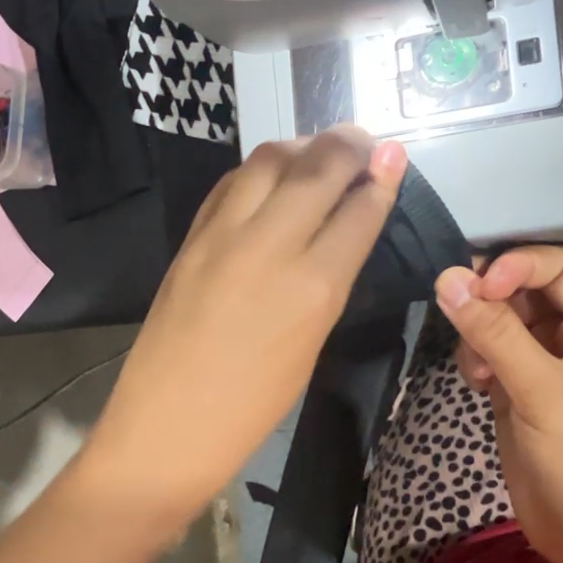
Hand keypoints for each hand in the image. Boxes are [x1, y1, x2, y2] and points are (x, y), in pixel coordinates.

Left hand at [85, 127, 406, 514]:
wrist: (169, 424)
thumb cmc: (252, 406)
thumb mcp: (311, 345)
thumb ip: (329, 281)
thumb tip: (343, 232)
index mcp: (313, 287)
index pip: (358, 210)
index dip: (382, 178)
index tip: (393, 157)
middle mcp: (269, 246)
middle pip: (317, 168)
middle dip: (349, 144)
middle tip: (364, 139)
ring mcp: (223, 236)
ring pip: (268, 161)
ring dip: (302, 146)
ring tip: (320, 150)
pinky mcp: (191, 238)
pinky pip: (230, 183)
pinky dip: (259, 170)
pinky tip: (272, 176)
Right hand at [433, 246, 562, 562]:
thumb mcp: (540, 390)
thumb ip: (493, 333)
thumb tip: (448, 279)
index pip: (559, 268)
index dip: (517, 266)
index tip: (478, 287)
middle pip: (525, 291)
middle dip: (491, 302)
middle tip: (458, 317)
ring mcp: (548, 366)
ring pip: (502, 323)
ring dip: (480, 335)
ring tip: (478, 370)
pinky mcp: (521, 392)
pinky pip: (492, 355)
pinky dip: (477, 361)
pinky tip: (478, 385)